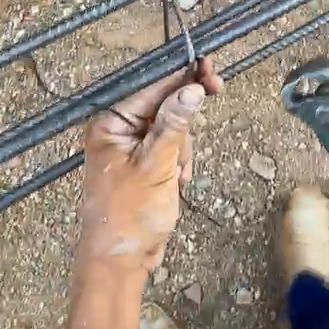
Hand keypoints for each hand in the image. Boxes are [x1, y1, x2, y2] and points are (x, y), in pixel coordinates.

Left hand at [75, 58, 223, 276]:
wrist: (121, 264)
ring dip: (183, 149)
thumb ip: (174, 125)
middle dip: (186, 117)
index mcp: (110, 125)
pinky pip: (171, 149)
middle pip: (165, 106)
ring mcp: (132, 149)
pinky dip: (180, 162)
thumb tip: (193, 89)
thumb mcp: (155, 166)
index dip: (182, 76)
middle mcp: (118, 131)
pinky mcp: (145, 165)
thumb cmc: (128, 215)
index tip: (208, 64)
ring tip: (177, 176)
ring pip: (173, 129)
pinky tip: (177, 183)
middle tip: (218, 87)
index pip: (152, 90)